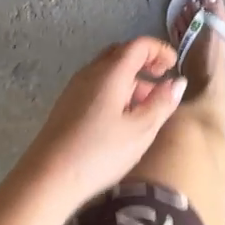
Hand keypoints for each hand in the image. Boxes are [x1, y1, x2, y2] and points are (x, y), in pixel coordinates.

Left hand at [16, 37, 187, 208]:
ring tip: (146, 105)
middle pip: (121, 53)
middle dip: (145, 62)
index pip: (139, 45)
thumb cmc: (98, 153)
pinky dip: (115, 90)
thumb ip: (161, 103)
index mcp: (111, 72)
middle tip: (162, 80)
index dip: (160, 50)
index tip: (174, 65)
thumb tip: (178, 82)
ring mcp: (75, 88)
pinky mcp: (67, 106)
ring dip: (131, 79)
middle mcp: (91, 73)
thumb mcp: (140, 131)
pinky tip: (121, 118)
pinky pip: (97, 85)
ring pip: (108, 71)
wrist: (46, 179)